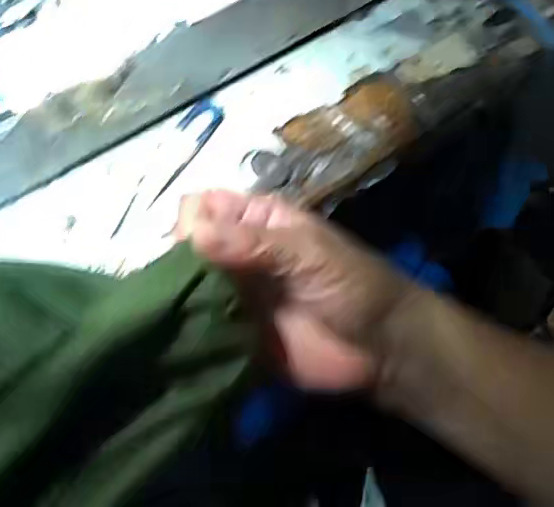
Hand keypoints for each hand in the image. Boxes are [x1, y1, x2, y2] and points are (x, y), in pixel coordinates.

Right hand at [177, 191, 419, 392]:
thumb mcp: (307, 252)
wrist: (382, 347)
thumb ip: (253, 243)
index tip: (190, 247)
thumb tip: (193, 231)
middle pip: (187, 248)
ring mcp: (234, 295)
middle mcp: (237, 253)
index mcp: (255, 220)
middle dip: (175, 265)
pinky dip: (186, 335)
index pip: (202, 206)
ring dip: (175, 301)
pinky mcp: (234, 338)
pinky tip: (177, 344)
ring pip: (187, 289)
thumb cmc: (352, 281)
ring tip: (171, 318)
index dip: (190, 221)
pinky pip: (199, 331)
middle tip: (180, 290)